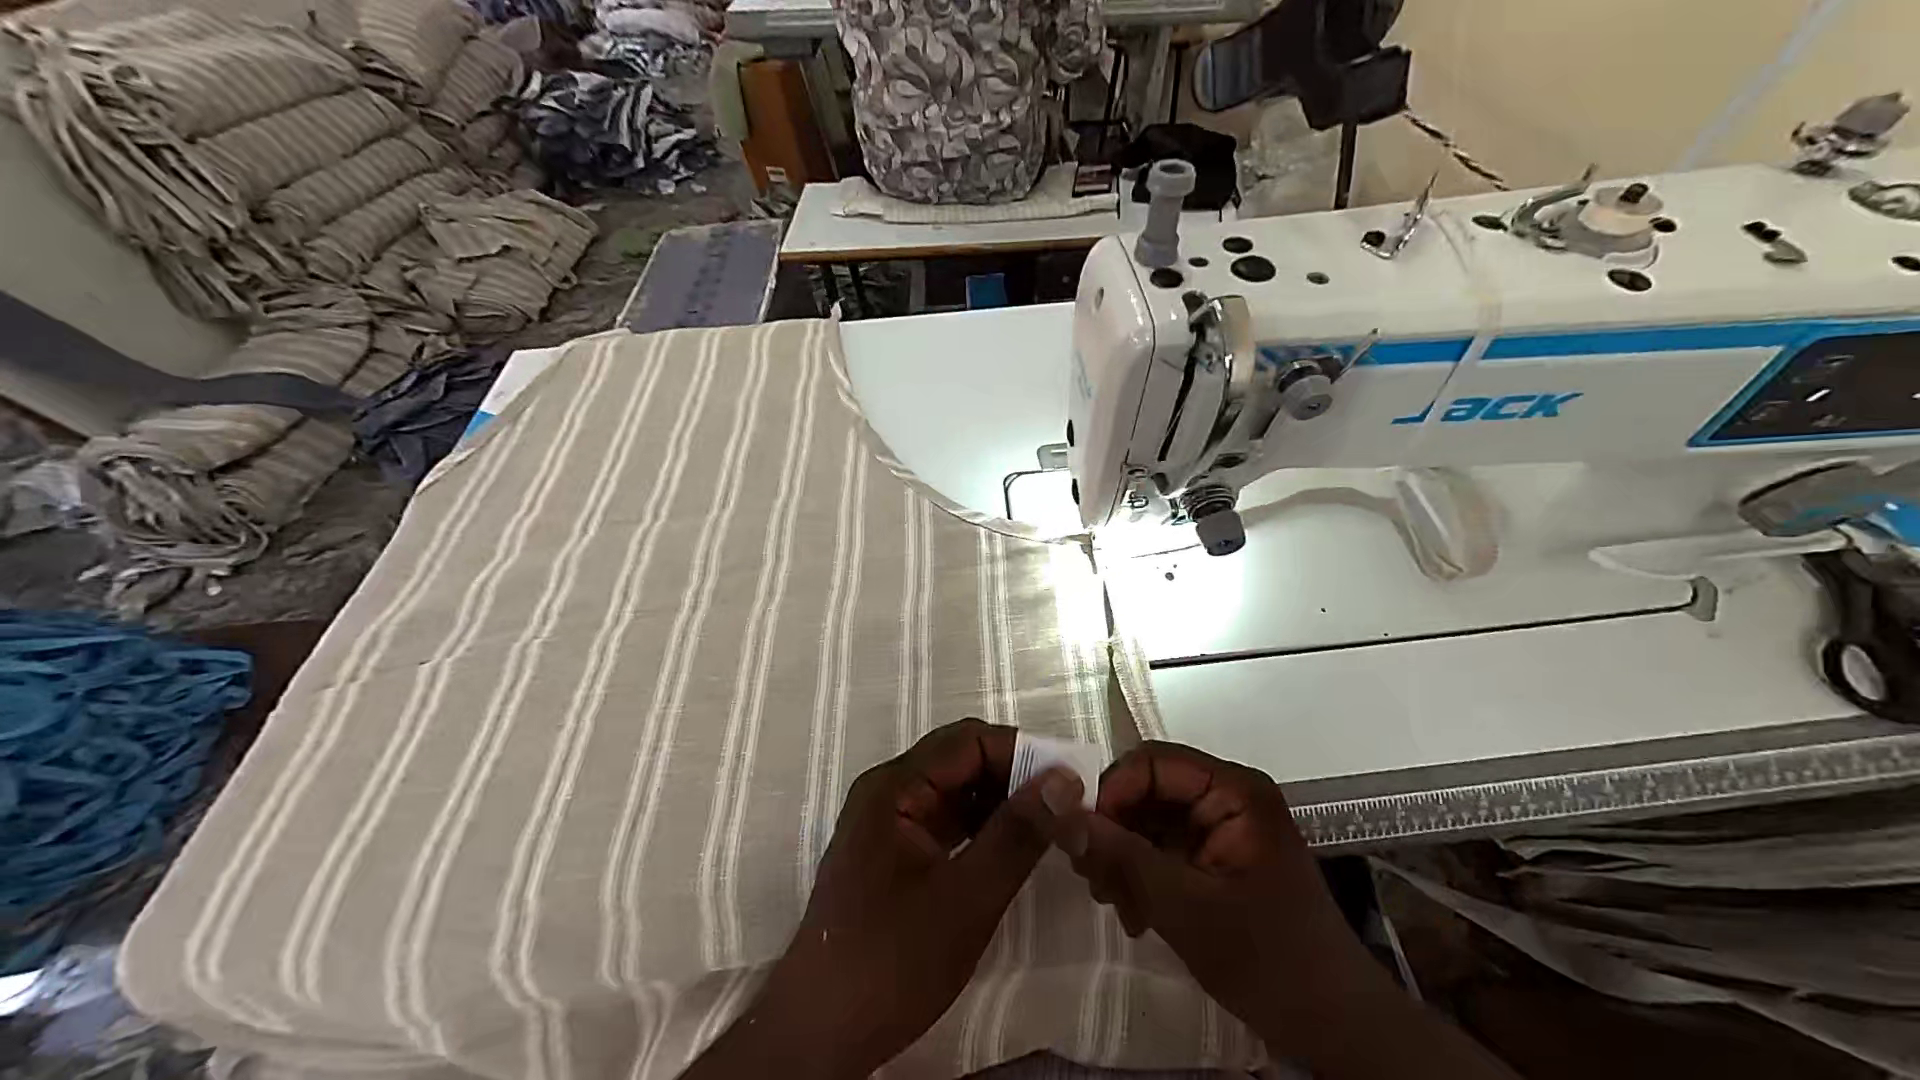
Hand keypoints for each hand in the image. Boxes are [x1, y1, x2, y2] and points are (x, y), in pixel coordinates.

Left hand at [684, 719, 1081, 1079]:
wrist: (821, 1031)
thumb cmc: (892, 961)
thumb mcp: (967, 897)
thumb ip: (1018, 834)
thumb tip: (1065, 779)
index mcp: (895, 788)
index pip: (967, 741)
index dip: (1021, 750)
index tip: (1069, 778)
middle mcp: (889, 792)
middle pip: (960, 761)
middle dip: (1014, 774)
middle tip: (1066, 802)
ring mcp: (889, 822)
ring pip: (956, 791)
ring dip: (1001, 801)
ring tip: (1050, 823)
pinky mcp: (895, 852)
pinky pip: (946, 820)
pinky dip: (982, 826)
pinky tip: (1014, 845)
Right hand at [1064, 742, 1367, 1031]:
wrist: (1333, 1028)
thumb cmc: (1268, 960)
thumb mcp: (1185, 906)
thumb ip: (1121, 855)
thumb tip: (1060, 813)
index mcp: (1235, 792)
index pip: (1153, 762)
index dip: (1112, 790)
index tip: (1084, 837)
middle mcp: (1227, 798)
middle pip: (1147, 789)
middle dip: (1113, 830)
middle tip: (1092, 877)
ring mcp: (1221, 828)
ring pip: (1148, 820)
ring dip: (1122, 857)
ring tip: (1114, 902)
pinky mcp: (1214, 857)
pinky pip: (1161, 847)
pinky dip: (1139, 874)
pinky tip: (1134, 913)